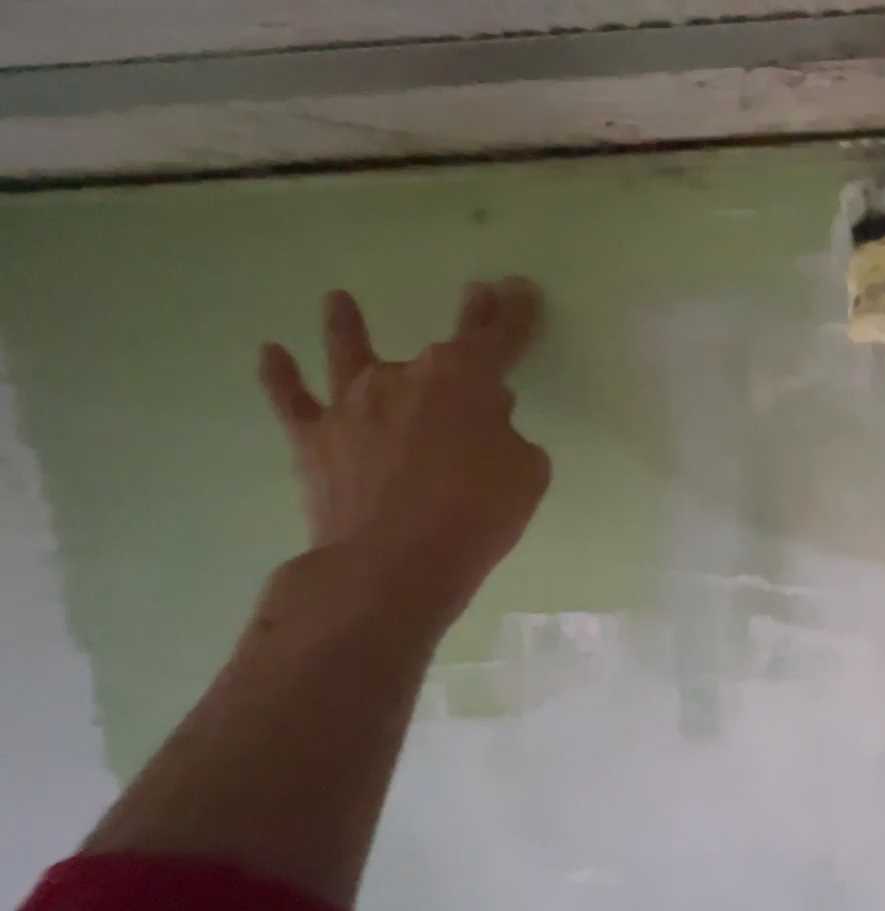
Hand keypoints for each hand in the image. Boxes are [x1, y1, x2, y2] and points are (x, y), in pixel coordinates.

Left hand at [257, 279, 551, 626]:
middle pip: (439, 348)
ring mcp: (353, 405)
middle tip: (479, 303)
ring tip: (338, 300)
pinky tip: (271, 353)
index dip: (513, 314)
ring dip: (346, 325)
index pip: (496, 337)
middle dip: (467, 325)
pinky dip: (281, 375)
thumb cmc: (478, 513)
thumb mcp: (526, 473)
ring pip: (349, 353)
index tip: (519, 288)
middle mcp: (404, 378)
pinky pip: (292, 399)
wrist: (393, 561)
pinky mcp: (315, 439)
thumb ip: (509, 437)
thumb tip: (485, 426)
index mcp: (464, 381)